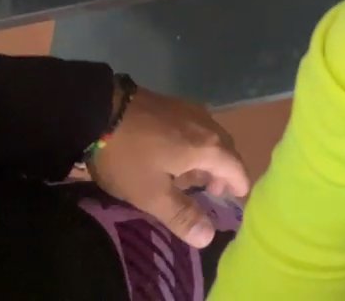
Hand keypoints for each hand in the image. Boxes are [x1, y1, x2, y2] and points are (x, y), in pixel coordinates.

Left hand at [90, 87, 249, 247]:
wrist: (104, 111)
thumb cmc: (130, 157)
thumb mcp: (152, 194)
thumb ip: (181, 215)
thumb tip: (209, 237)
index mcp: (208, 148)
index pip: (236, 167)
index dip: (239, 184)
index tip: (240, 198)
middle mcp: (208, 126)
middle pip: (227, 151)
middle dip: (226, 172)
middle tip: (215, 193)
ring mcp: (193, 112)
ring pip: (213, 139)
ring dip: (211, 159)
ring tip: (195, 178)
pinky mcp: (177, 106)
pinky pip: (199, 129)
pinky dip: (198, 146)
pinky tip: (179, 155)